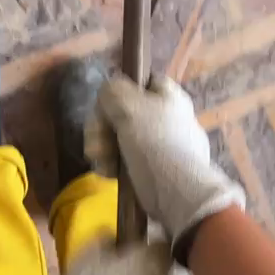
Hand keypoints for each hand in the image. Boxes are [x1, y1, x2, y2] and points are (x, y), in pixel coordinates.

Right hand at [86, 75, 245, 239]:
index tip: (108, 106)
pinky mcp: (154, 170)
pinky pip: (126, 160)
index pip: (141, 81)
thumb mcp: (128, 105)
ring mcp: (161, 145)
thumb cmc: (154, 142)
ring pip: (120, 137)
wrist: (176, 193)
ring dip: (103, 147)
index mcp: (169, 96)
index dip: (121, 91)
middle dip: (102, 126)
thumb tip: (109, 95)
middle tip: (98, 140)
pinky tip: (109, 173)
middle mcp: (167, 117)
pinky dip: (113, 165)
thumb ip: (112, 90)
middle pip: (123, 111)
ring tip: (101, 160)